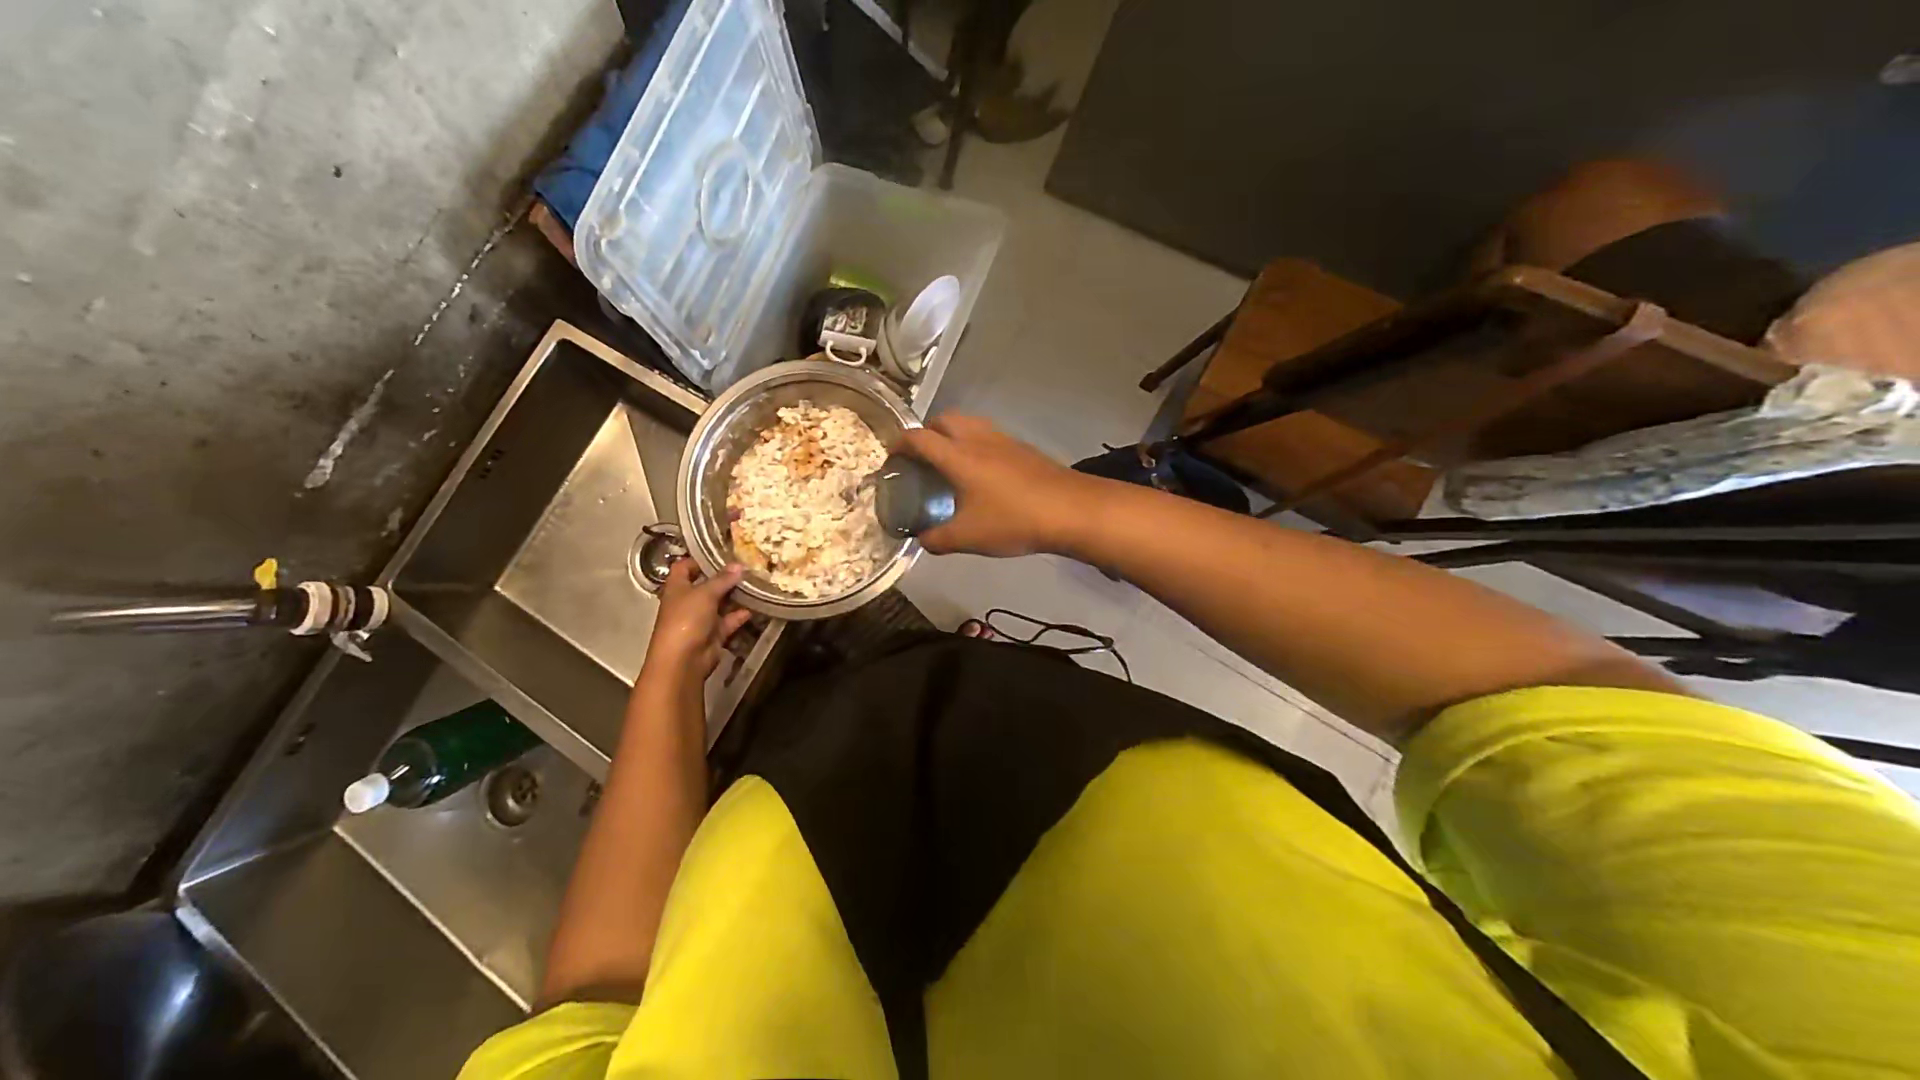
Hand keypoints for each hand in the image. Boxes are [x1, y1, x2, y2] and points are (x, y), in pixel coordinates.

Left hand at [642, 560, 753, 682]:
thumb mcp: (705, 593)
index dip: (698, 559)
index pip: (684, 567)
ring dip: (734, 596)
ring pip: (720, 603)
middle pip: (705, 585)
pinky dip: (739, 615)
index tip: (719, 552)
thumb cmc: (687, 619)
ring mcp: (700, 619)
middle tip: (746, 566)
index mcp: (677, 588)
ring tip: (755, 583)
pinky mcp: (713, 634)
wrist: (683, 659)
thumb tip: (739, 565)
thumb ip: (723, 579)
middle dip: (724, 577)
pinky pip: (728, 621)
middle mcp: (687, 601)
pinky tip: (754, 606)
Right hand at [896, 415, 1100, 556]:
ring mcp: (1004, 440)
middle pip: (944, 420)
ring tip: (950, 464)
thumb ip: (937, 539)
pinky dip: (976, 445)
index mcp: (958, 455)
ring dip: (953, 435)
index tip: (891, 458)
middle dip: (927, 433)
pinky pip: (990, 436)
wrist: (1070, 510)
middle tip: (921, 459)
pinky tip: (982, 474)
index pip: (919, 438)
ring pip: (970, 424)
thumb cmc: (1013, 521)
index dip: (899, 445)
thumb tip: (921, 540)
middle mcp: (978, 439)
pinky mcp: (1024, 449)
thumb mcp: (968, 538)